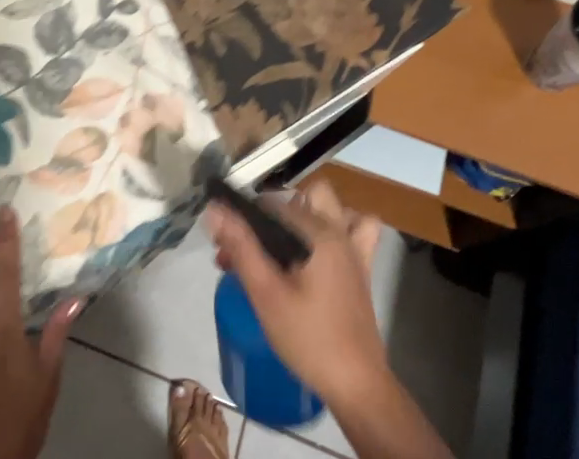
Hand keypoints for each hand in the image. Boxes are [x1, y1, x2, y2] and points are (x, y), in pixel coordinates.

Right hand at [205, 180, 388, 400]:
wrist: (355, 382)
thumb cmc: (307, 337)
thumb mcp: (266, 293)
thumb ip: (241, 247)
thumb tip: (215, 209)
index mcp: (318, 234)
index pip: (272, 204)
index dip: (244, 219)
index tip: (225, 248)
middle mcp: (340, 233)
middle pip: (307, 196)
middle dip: (276, 211)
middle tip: (255, 244)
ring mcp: (357, 251)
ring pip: (336, 209)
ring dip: (312, 214)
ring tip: (287, 242)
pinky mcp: (363, 270)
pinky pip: (358, 231)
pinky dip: (341, 229)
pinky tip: (318, 253)